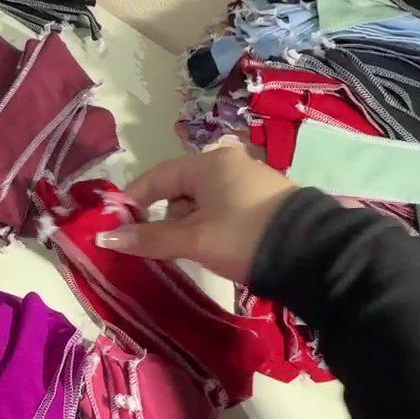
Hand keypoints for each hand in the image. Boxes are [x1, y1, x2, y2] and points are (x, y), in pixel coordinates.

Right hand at [95, 139, 296, 281]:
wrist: (314, 254)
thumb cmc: (244, 237)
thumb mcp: (193, 239)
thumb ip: (148, 238)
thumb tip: (105, 237)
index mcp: (207, 163)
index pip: (154, 178)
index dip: (131, 202)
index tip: (117, 227)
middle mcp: (227, 164)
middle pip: (176, 189)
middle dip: (162, 218)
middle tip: (157, 245)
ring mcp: (248, 181)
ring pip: (199, 202)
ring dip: (186, 224)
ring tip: (189, 250)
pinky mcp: (262, 201)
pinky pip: (220, 208)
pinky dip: (207, 225)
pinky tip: (212, 246)